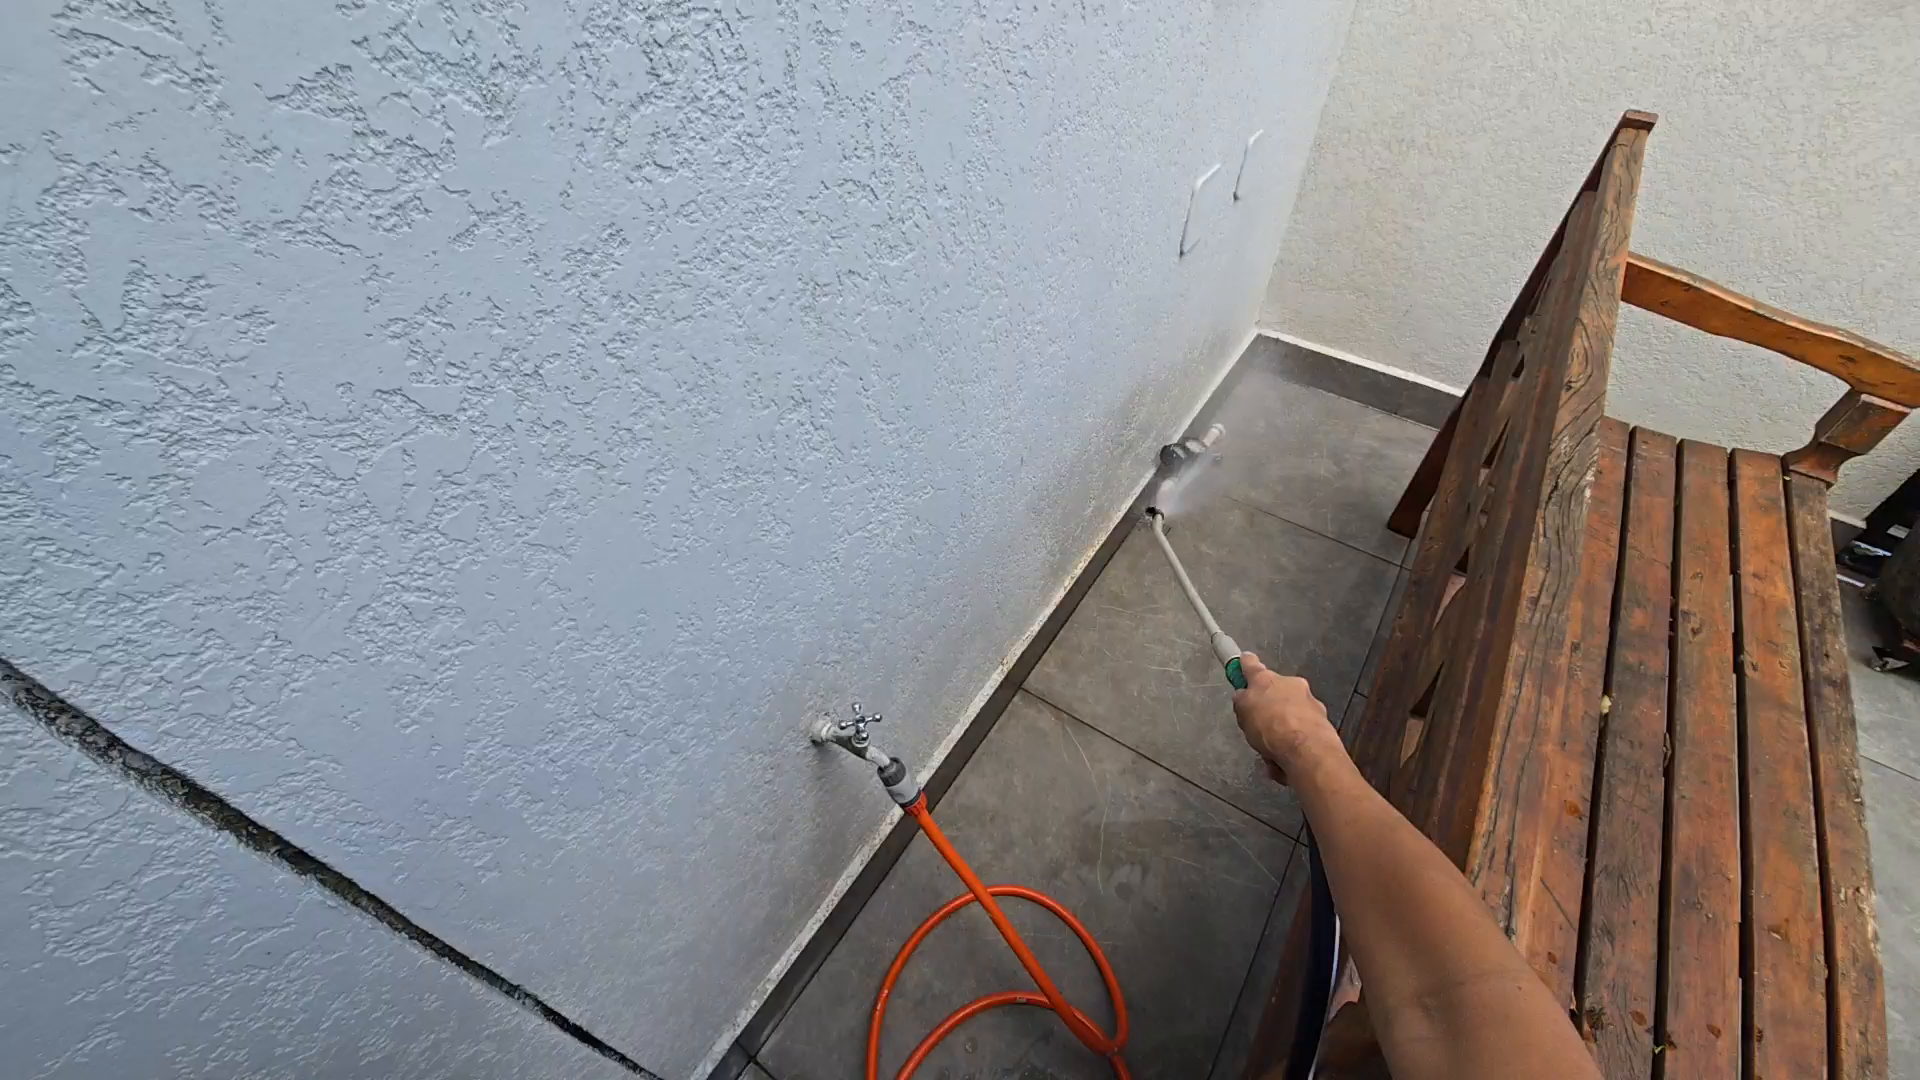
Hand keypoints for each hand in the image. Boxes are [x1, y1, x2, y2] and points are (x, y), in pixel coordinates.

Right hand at [1231, 653, 1339, 783]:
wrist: (1307, 750)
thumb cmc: (1269, 726)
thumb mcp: (1242, 713)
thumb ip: (1242, 701)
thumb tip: (1244, 696)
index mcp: (1266, 679)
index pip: (1251, 664)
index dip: (1244, 665)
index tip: (1243, 662)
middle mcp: (1291, 684)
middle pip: (1276, 691)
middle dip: (1270, 705)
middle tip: (1260, 725)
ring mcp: (1310, 702)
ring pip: (1291, 712)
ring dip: (1283, 726)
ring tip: (1273, 750)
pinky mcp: (1324, 722)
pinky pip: (1303, 729)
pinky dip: (1295, 741)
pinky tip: (1287, 758)